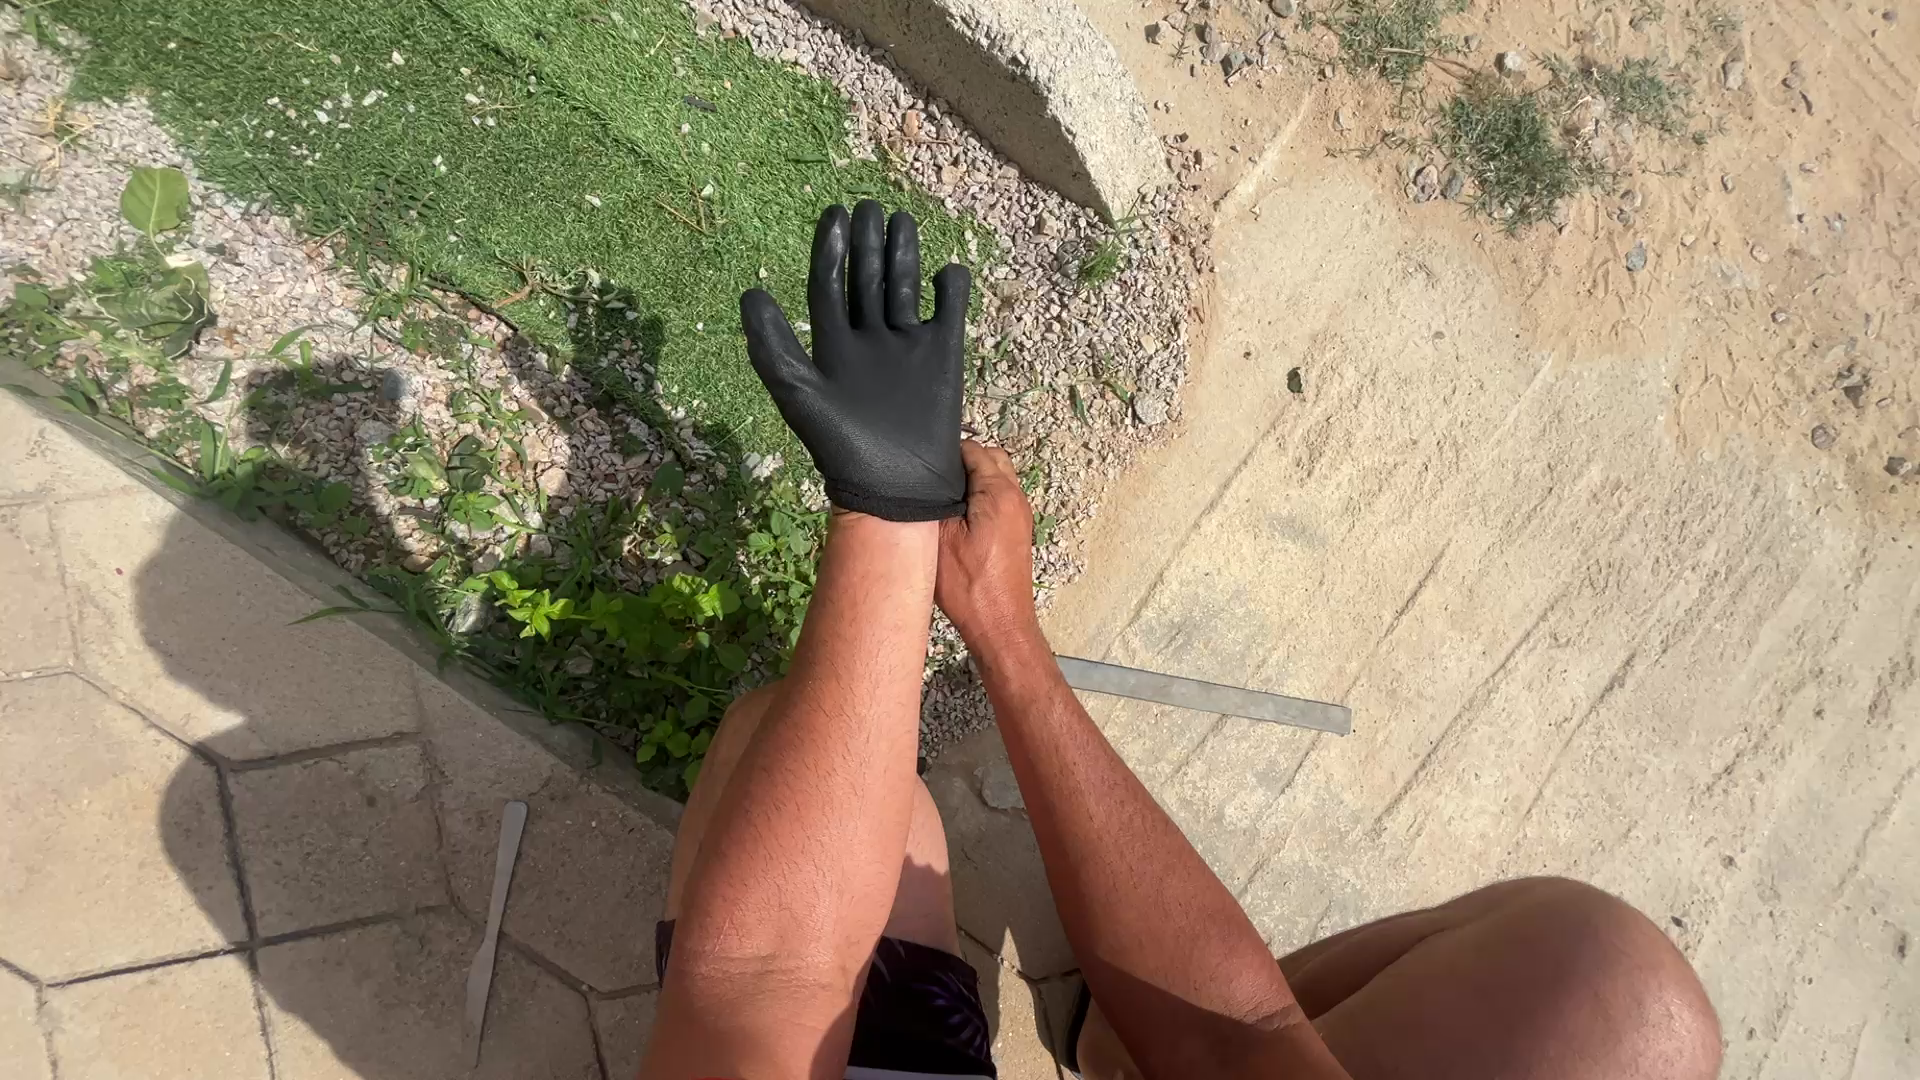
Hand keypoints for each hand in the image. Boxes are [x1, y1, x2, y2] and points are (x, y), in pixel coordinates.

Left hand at [740, 200, 970, 521]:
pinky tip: (947, 271)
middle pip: (866, 280)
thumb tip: (750, 292)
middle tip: (869, 208)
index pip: (828, 287)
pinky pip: (948, 313)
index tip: (833, 215)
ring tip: (901, 221)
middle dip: (867, 244)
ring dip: (903, 255)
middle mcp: (868, 340)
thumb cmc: (844, 446)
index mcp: (832, 346)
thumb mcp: (799, 396)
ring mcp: (907, 347)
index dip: (828, 251)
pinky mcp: (943, 356)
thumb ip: (773, 348)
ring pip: (903, 289)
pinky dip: (950, 290)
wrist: (897, 485)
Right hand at [936, 440, 1042, 649]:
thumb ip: (934, 501)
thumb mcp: (939, 539)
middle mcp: (1015, 498)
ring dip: (974, 480)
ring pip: (997, 478)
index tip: (925, 468)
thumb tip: (926, 480)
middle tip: (934, 482)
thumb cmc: (970, 587)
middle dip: (963, 462)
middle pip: (991, 458)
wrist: (999, 624)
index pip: (973, 450)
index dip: (946, 454)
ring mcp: (1020, 515)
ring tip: (944, 500)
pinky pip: (1001, 499)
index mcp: (998, 493)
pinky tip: (958, 517)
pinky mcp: (1018, 531)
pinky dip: (982, 498)